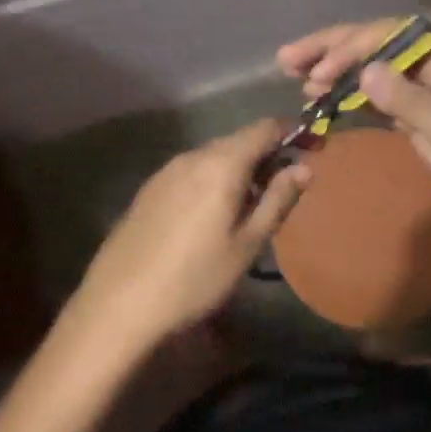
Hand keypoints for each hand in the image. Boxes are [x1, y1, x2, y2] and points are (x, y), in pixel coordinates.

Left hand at [60, 119, 309, 347]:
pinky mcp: (148, 190)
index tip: (311, 154)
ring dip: (237, 171)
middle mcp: (192, 156)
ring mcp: (165, 171)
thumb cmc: (195, 278)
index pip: (265, 128)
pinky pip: (191, 172)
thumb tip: (305, 167)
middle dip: (265, 157)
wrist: (120, 303)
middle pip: (238, 140)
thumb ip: (278, 200)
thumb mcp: (247, 244)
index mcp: (221, 164)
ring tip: (248, 210)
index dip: (292, 135)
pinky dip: (211, 181)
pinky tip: (211, 218)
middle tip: (281, 193)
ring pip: (213, 157)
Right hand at [278, 20, 430, 210]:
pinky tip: (319, 98)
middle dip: (331, 49)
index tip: (319, 71)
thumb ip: (411, 103)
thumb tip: (366, 73)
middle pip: (373, 44)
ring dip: (332, 69)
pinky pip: (372, 94)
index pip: (390, 38)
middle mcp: (428, 61)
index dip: (351, 49)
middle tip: (287, 59)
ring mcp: (418, 85)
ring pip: (368, 67)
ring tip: (294, 76)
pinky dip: (345, 94)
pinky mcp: (411, 110)